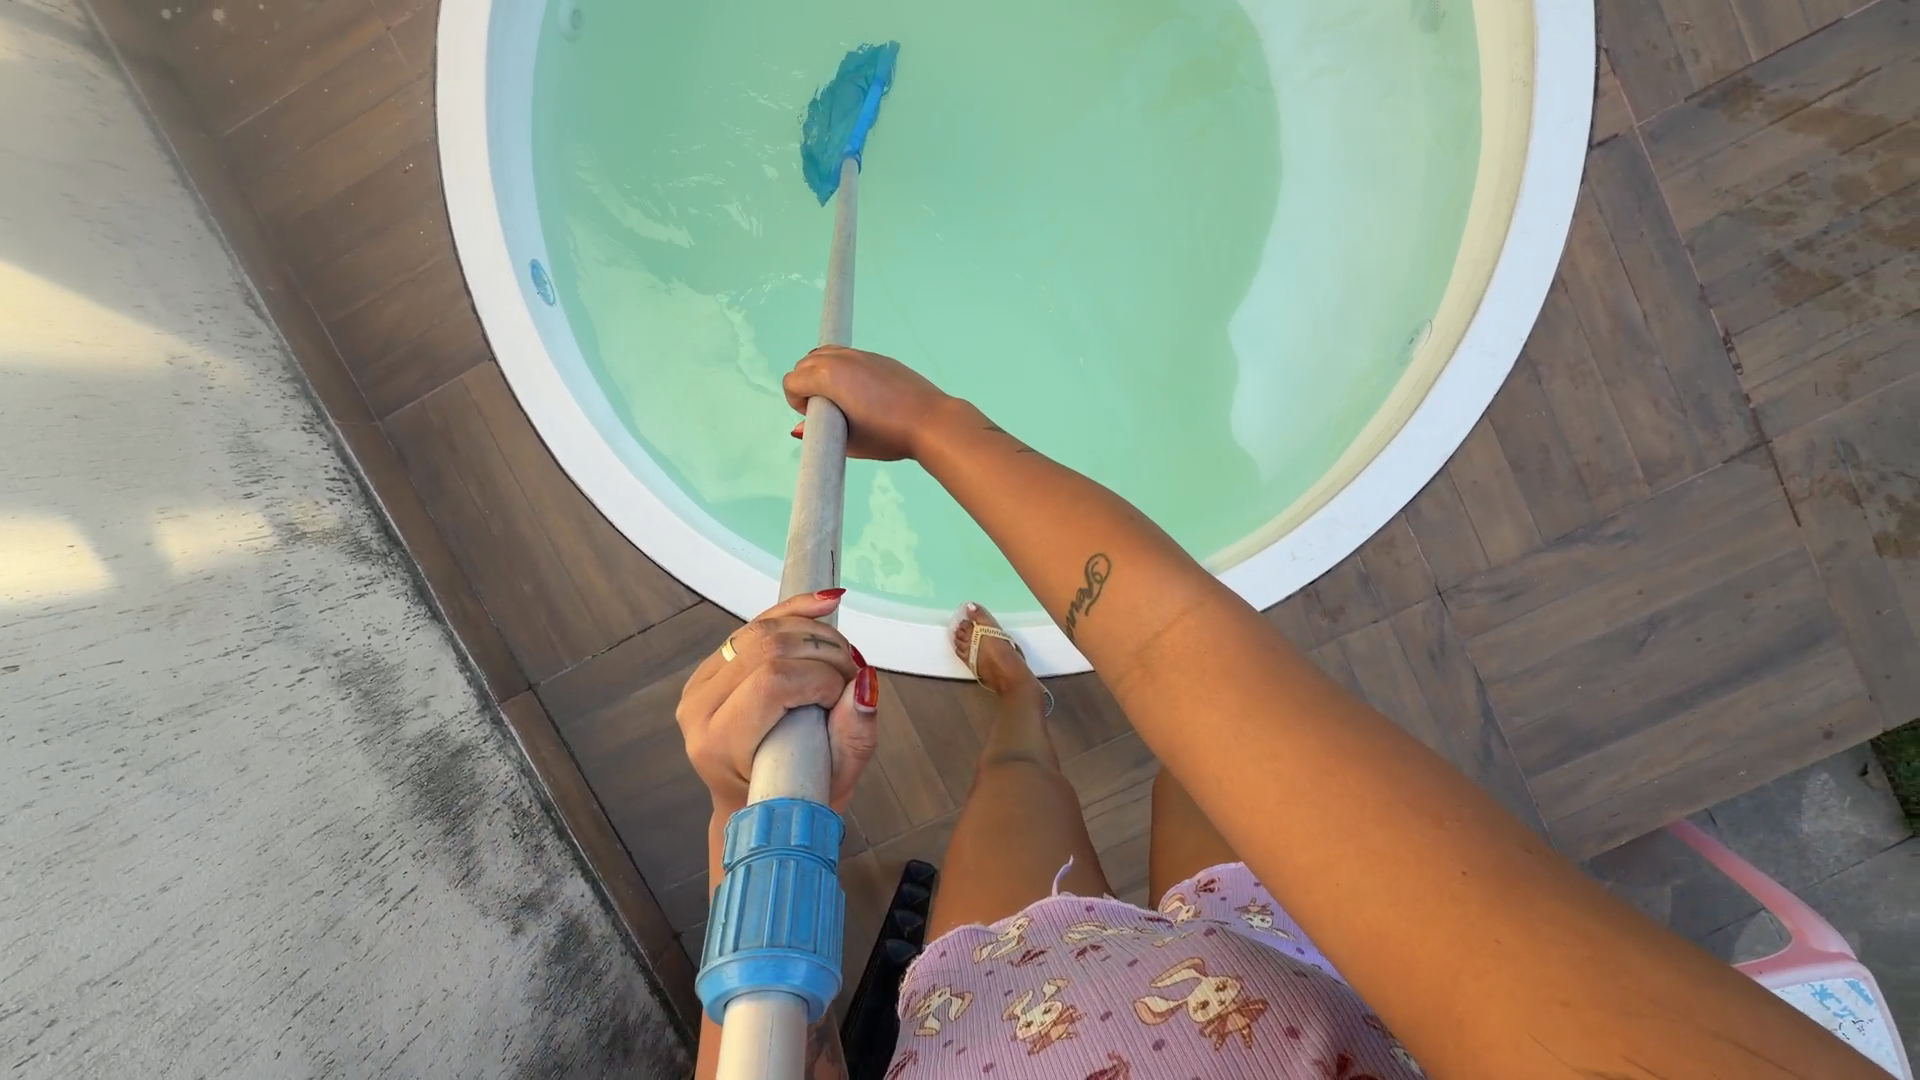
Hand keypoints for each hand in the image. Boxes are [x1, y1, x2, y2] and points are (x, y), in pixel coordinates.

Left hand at [676, 590, 879, 812]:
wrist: (756, 804)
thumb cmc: (794, 796)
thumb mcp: (835, 781)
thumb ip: (854, 736)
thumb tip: (865, 683)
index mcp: (719, 743)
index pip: (773, 683)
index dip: (821, 678)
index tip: (845, 696)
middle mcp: (699, 707)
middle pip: (769, 647)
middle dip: (824, 652)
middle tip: (852, 674)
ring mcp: (701, 680)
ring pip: (764, 628)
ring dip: (816, 633)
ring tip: (844, 658)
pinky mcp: (715, 662)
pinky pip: (759, 623)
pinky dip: (798, 611)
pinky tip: (829, 602)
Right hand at [783, 346, 954, 460]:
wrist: (930, 422)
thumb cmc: (889, 436)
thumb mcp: (850, 442)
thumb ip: (819, 434)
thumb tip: (798, 430)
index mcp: (827, 377)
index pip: (792, 381)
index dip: (796, 402)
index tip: (813, 418)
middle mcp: (841, 359)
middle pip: (805, 363)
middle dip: (806, 385)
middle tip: (825, 411)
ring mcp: (862, 355)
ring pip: (826, 354)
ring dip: (822, 373)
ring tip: (840, 400)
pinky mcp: (879, 357)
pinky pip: (849, 357)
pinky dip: (843, 370)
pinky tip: (861, 394)